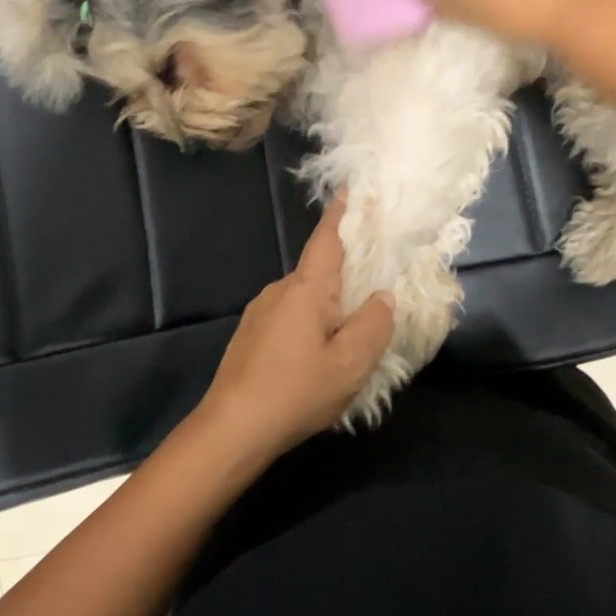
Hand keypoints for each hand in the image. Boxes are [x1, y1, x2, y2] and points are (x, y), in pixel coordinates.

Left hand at [196, 196, 394, 456]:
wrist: (232, 427)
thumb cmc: (295, 391)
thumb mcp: (350, 364)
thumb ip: (373, 325)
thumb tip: (383, 297)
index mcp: (306, 288)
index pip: (328, 238)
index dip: (343, 212)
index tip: (353, 187)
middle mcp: (280, 290)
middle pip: (321, 271)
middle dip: (348, 275)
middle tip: (377, 292)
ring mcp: (261, 312)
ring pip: (306, 299)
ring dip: (330, 309)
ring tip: (352, 342)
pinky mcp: (252, 334)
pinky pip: (291, 318)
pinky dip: (311, 326)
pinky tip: (319, 360)